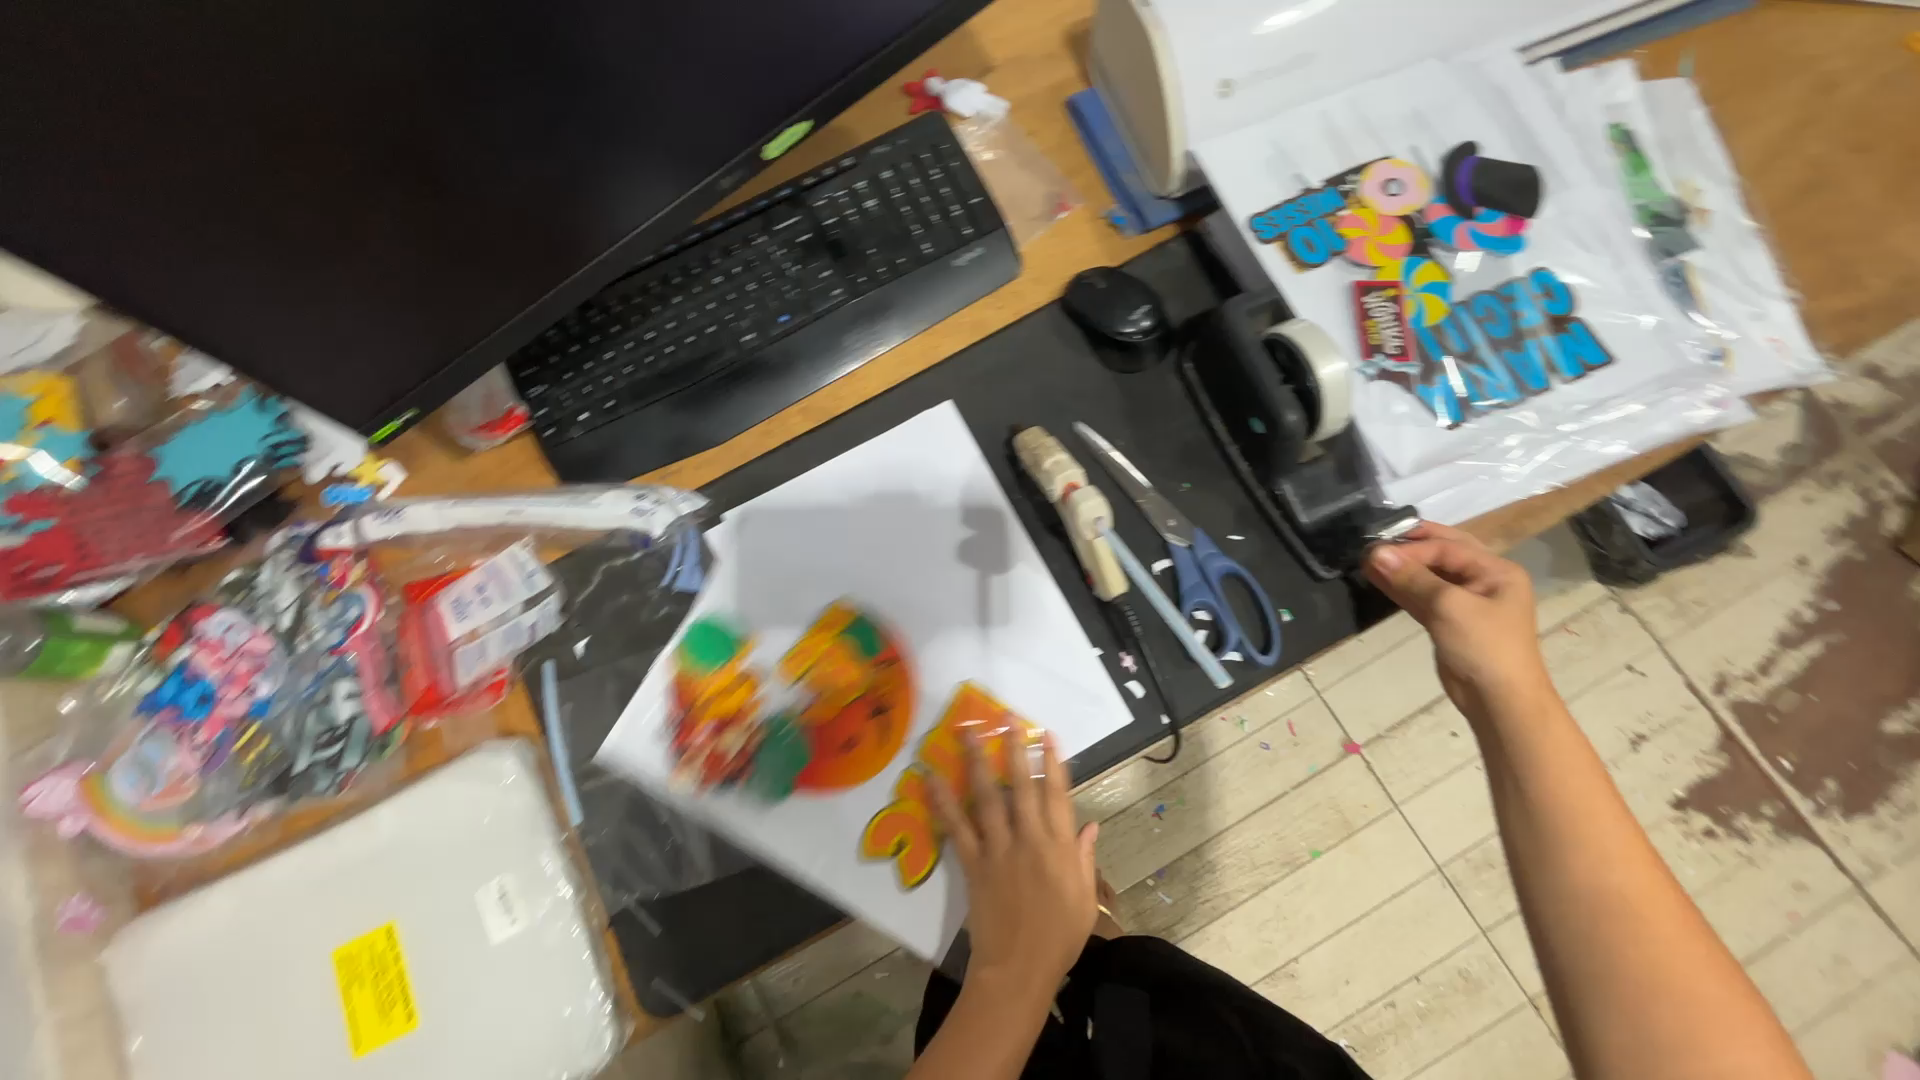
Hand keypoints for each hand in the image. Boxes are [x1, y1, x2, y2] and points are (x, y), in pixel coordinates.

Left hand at [928, 728, 1098, 998]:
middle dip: (1015, 749)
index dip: (1052, 762)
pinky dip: (943, 800)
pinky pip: (957, 826)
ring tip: (970, 732)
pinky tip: (932, 777)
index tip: (1046, 734)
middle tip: (1006, 718)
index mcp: (1060, 848)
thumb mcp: (1085, 899)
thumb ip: (1085, 858)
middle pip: (1022, 786)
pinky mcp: (974, 864)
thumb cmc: (1059, 938)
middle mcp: (1030, 840)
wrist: (1019, 969)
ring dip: (978, 762)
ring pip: (989, 796)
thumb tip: (1091, 826)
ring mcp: (1000, 849)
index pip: (1057, 795)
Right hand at [1363, 522, 1553, 725]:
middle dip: (1409, 547)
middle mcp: (1483, 580)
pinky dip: (1400, 588)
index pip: (1447, 547)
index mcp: (1496, 571)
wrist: (1498, 699)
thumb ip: (1412, 578)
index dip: (1411, 547)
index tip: (1376, 551)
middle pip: (1442, 554)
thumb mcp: (1448, 606)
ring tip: (1366, 560)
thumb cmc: (1483, 647)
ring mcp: (1465, 602)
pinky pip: (1421, 596)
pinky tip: (1377, 579)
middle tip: (1375, 540)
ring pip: (1428, 576)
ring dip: (1400, 568)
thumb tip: (1375, 552)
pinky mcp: (1448, 621)